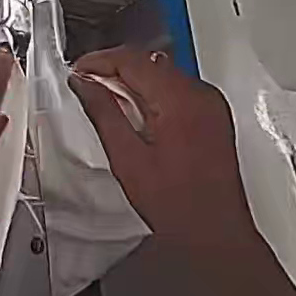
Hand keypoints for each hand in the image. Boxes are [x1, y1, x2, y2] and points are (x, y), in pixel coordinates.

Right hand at [68, 47, 256, 255]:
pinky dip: (153, 91)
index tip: (79, 70)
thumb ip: (103, 113)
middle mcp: (200, 94)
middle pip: (148, 62)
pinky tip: (136, 110)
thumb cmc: (177, 206)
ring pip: (162, 72)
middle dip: (114, 68)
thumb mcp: (127, 158)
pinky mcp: (213, 113)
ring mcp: (210, 102)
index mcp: (180, 100)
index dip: (100, 61)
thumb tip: (84, 84)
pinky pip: (178, 87)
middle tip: (86, 82)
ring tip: (106, 97)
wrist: (215, 234)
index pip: (133, 60)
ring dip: (133, 79)